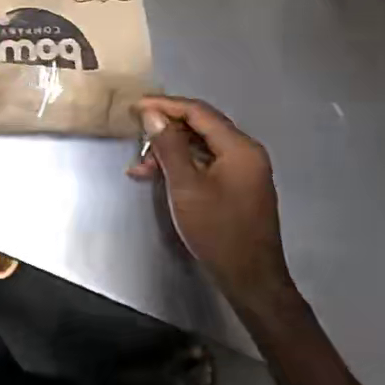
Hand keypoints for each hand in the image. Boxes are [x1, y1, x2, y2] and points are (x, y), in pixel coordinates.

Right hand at [128, 95, 293, 308]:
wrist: (250, 279)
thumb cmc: (217, 230)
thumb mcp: (185, 186)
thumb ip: (168, 145)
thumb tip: (151, 114)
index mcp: (239, 148)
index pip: (198, 112)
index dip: (164, 105)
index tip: (134, 107)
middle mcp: (246, 152)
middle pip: (200, 125)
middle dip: (165, 127)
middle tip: (135, 130)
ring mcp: (244, 169)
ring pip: (200, 144)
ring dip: (169, 148)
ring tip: (141, 165)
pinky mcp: (237, 184)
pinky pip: (206, 160)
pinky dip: (181, 163)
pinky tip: (157, 175)